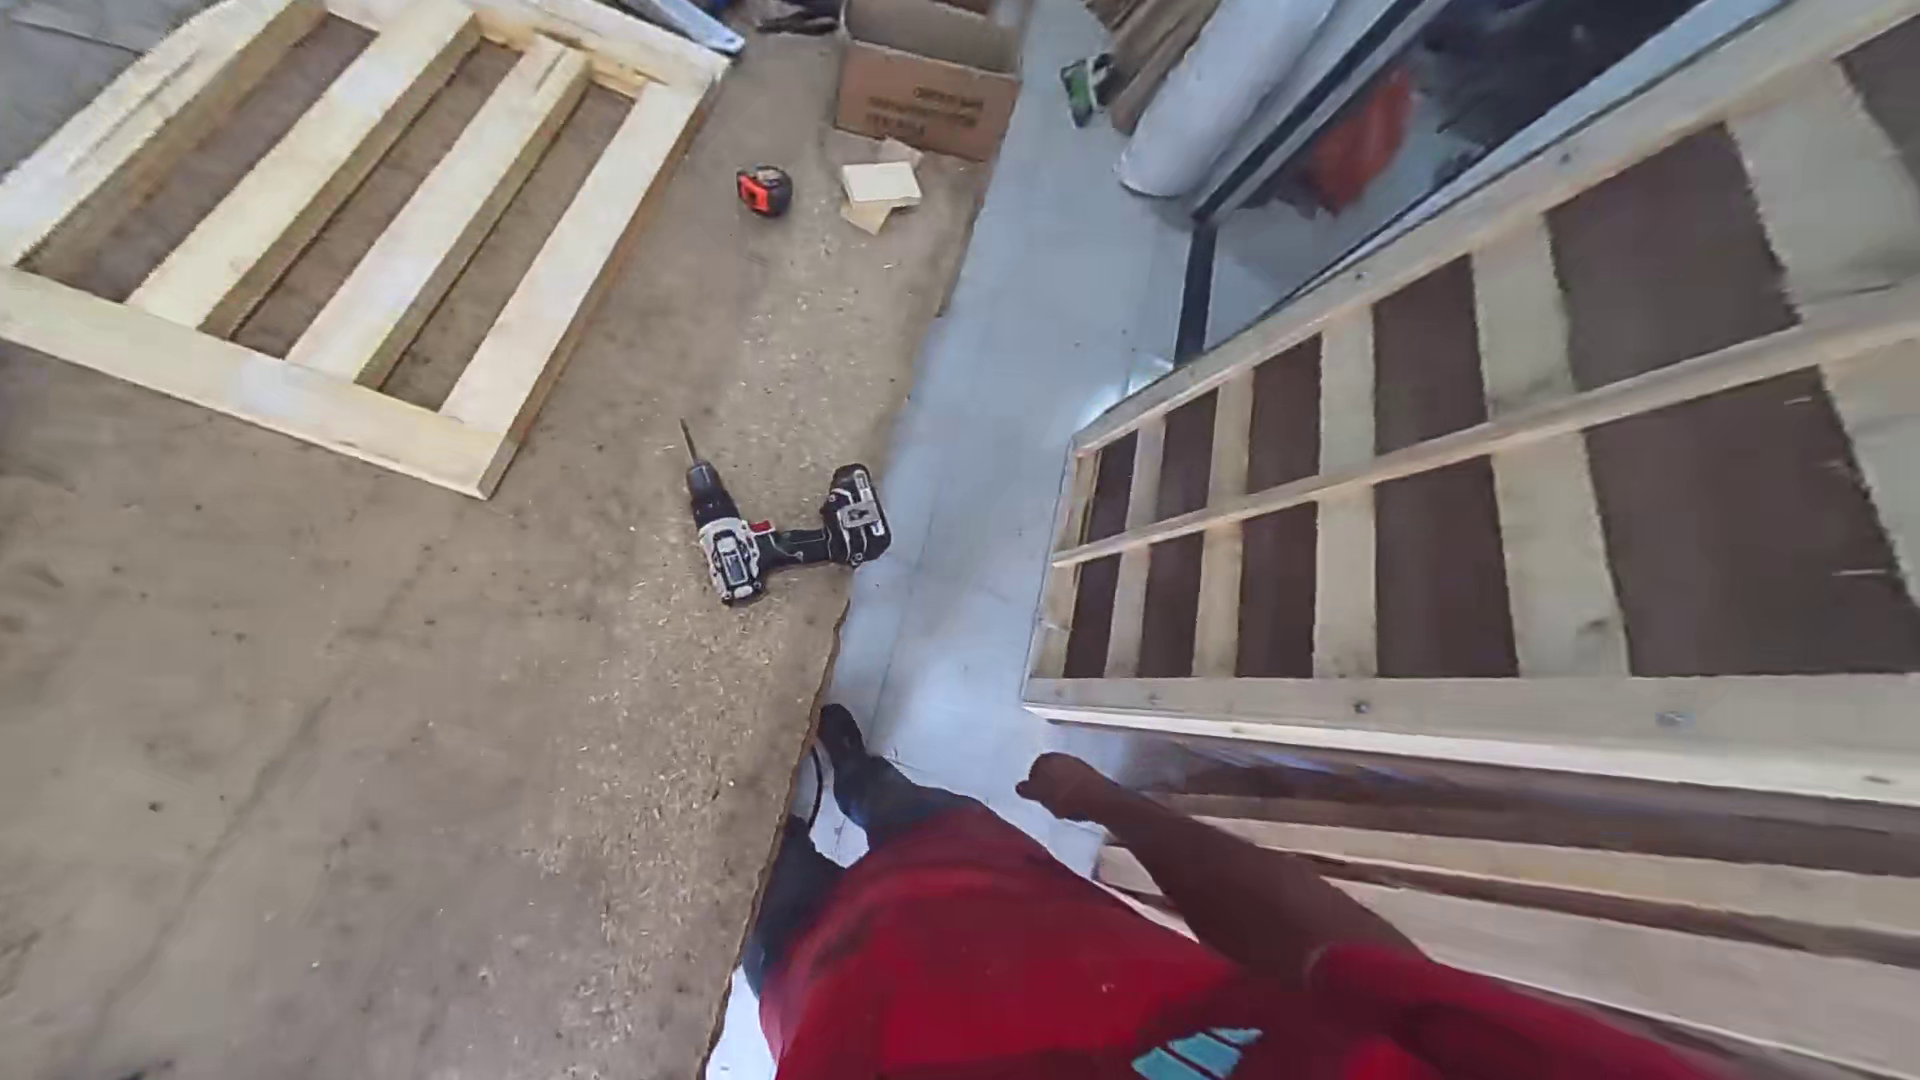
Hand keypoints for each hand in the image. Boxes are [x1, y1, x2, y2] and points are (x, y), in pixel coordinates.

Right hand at [1017, 753, 1125, 822]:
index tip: (1037, 797)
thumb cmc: (1064, 796)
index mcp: (1045, 758)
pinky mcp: (1090, 774)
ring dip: (1062, 788)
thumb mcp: (1040, 796)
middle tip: (1048, 801)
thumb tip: (1019, 786)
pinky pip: (1076, 783)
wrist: (1097, 799)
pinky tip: (1075, 803)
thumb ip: (1027, 790)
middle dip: (1048, 785)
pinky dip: (1073, 791)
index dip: (1035, 785)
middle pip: (1049, 771)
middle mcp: (1061, 756)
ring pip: (1063, 776)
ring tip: (1063, 805)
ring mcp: (1077, 764)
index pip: (1034, 769)